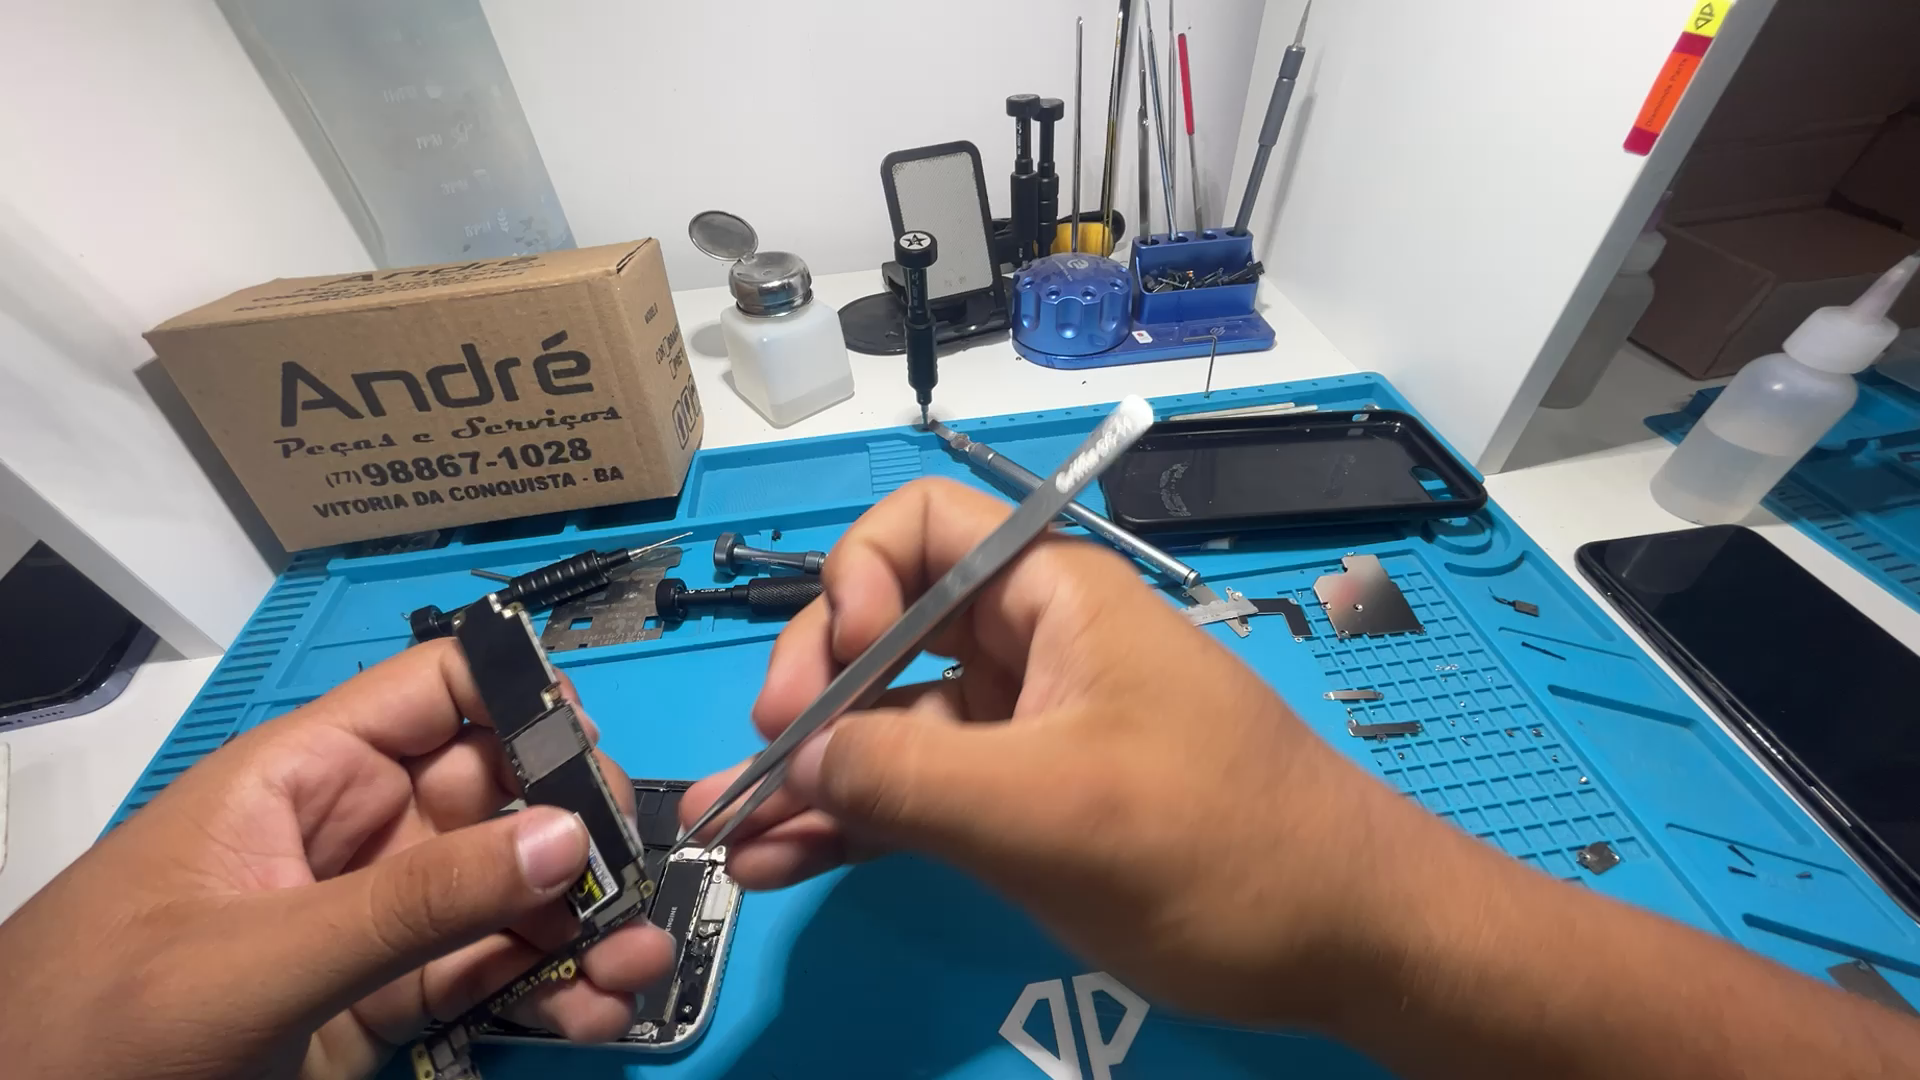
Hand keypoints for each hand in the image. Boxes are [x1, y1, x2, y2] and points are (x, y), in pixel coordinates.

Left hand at [0, 640, 673, 1079]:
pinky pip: (503, 963)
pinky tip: (597, 1010)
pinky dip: (558, 984)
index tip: (591, 751)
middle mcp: (373, 826)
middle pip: (512, 790)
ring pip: (523, 883)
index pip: (445, 688)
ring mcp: (394, 910)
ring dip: (590, 920)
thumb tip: (567, 837)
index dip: (524, 696)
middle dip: (582, 830)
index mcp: (316, 774)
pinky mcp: (404, 987)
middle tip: (630, 877)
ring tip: (637, 967)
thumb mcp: (236, 973)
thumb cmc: (71, 1051)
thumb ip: (411, 902)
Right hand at [678, 477, 1476, 1023]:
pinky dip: (850, 821)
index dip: (859, 578)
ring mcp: (1012, 722)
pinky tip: (783, 860)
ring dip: (811, 773)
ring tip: (735, 832)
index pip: (920, 527)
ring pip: (886, 723)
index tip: (844, 662)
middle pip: (883, 627)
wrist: (1339, 940)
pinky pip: (911, 790)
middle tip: (768, 759)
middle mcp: (1020, 642)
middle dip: (813, 689)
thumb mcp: (1055, 807)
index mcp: (1045, 594)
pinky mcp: (1010, 794)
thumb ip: (910, 778)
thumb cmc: (1216, 845)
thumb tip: (795, 762)